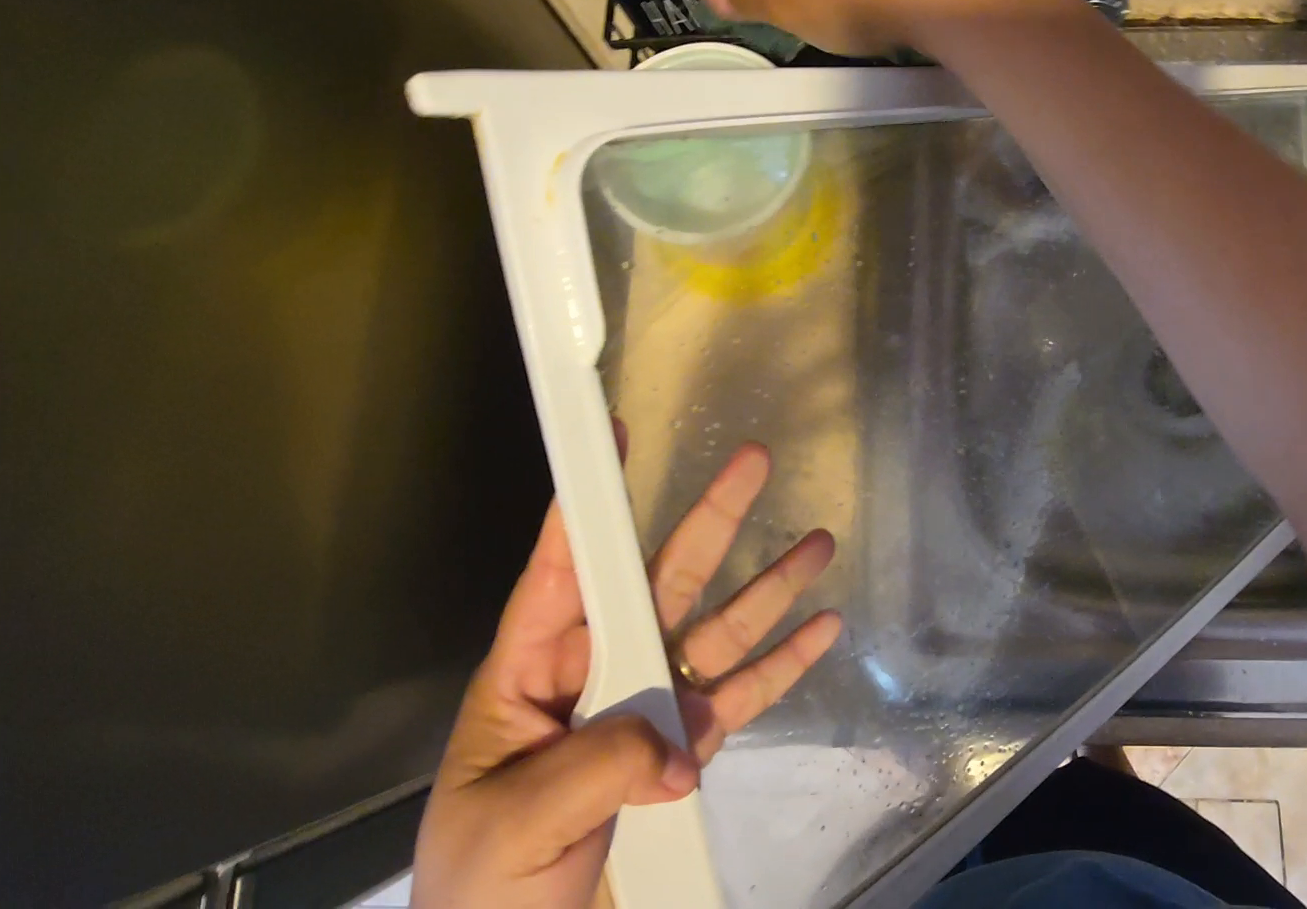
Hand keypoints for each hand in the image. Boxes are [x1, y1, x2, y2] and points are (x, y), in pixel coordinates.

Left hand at [412, 426, 841, 908]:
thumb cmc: (484, 891)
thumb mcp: (516, 823)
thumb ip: (597, 767)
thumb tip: (685, 742)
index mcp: (533, 672)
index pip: (562, 573)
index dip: (588, 506)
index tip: (613, 442)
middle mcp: (601, 671)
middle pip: (662, 580)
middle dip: (711, 520)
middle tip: (754, 462)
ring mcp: (652, 705)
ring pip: (718, 629)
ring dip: (771, 587)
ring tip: (819, 543)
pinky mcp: (691, 744)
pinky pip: (745, 694)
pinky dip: (785, 663)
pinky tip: (822, 630)